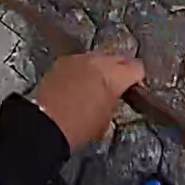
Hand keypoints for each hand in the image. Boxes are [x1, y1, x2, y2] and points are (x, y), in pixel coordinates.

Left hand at [29, 52, 143, 150]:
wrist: (45, 123)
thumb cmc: (79, 128)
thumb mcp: (106, 119)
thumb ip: (114, 100)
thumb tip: (114, 95)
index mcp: (113, 75)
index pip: (136, 67)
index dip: (139, 77)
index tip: (137, 86)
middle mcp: (97, 61)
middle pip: (117, 57)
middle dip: (121, 68)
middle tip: (121, 83)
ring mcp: (78, 58)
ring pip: (98, 56)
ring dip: (102, 66)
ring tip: (99, 81)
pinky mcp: (62, 61)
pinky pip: (80, 60)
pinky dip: (84, 68)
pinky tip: (81, 80)